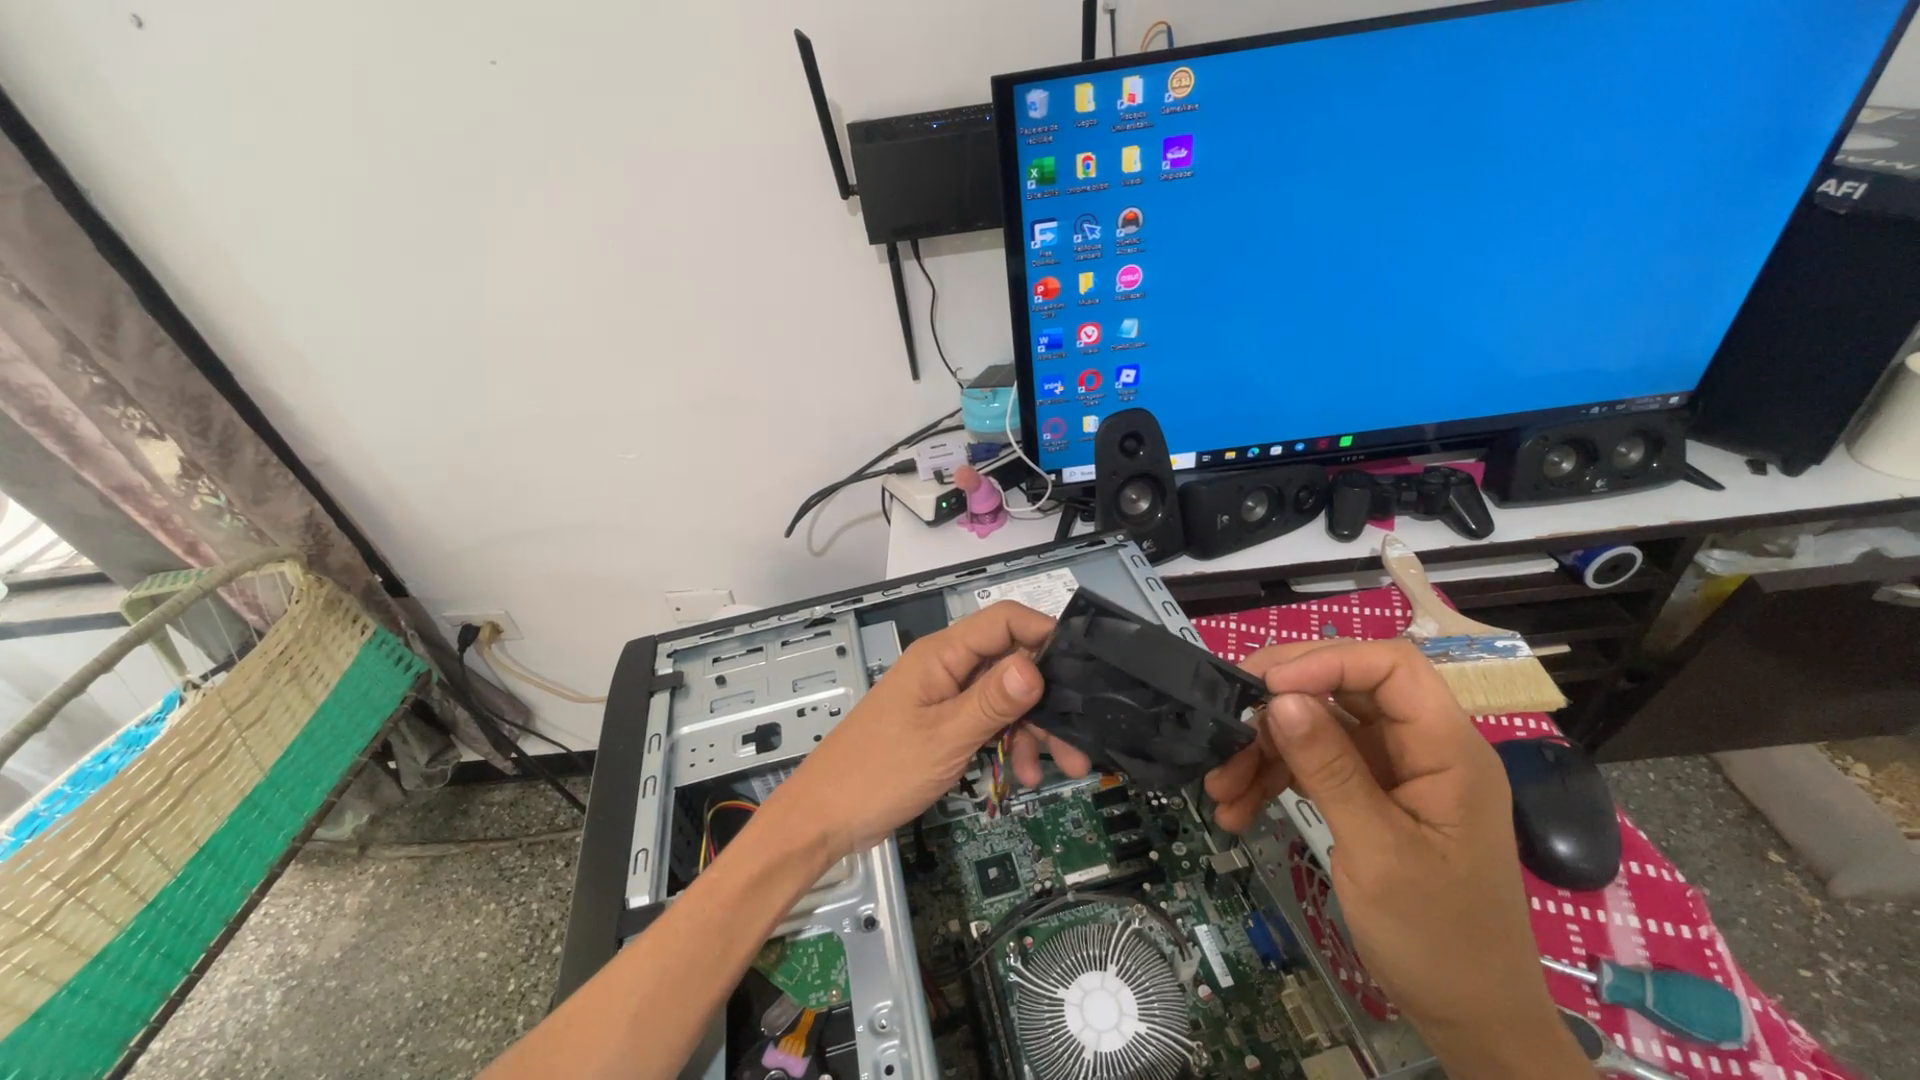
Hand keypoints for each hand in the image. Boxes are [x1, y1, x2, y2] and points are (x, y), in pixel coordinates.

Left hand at [770, 602, 1090, 859]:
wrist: (826, 818)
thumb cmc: (878, 773)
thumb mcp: (943, 739)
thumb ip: (991, 702)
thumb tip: (1036, 664)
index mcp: (942, 656)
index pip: (1004, 621)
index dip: (1044, 635)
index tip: (1084, 668)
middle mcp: (947, 669)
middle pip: (1011, 663)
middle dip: (1048, 698)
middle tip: (1080, 739)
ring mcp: (945, 698)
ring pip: (1005, 698)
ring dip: (1033, 729)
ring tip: (1063, 767)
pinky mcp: (943, 726)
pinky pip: (987, 724)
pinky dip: (1009, 745)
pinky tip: (1022, 775)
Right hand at [1205, 640, 1588, 1078]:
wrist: (1470, 1015)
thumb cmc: (1438, 938)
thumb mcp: (1377, 851)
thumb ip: (1330, 769)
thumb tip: (1281, 699)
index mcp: (1447, 749)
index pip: (1390, 666)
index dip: (1326, 661)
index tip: (1264, 687)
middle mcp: (1422, 747)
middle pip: (1344, 691)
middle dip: (1280, 705)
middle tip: (1223, 721)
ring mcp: (1395, 772)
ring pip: (1320, 729)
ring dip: (1265, 752)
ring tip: (1218, 787)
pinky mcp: (1372, 797)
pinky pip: (1316, 768)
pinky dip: (1275, 782)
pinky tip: (1238, 811)